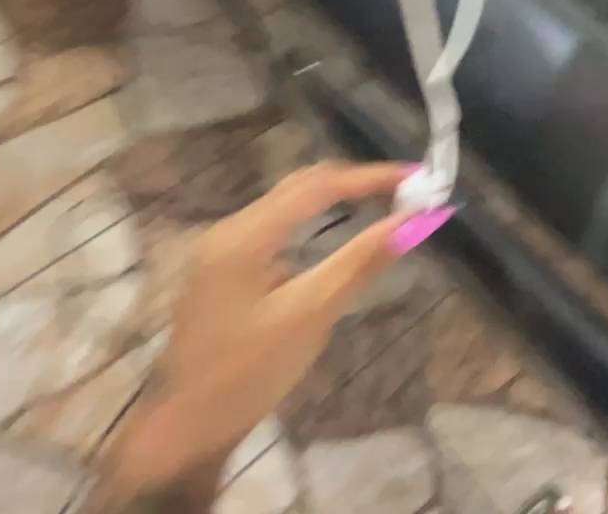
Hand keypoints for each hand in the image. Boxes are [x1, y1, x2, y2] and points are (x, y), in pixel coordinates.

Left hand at [95, 162, 454, 507]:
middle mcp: (230, 230)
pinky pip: (285, 219)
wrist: (186, 431)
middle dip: (361, 180)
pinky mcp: (230, 263)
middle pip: (304, 184)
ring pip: (294, 199)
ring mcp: (225, 246)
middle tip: (411, 189)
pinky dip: (324, 212)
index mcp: (243, 238)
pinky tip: (349, 223)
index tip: (421, 178)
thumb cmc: (248, 373)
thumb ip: (363, 259)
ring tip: (391, 200)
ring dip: (343, 193)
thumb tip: (420, 219)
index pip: (318, 186)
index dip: (373, 176)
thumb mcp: (312, 313)